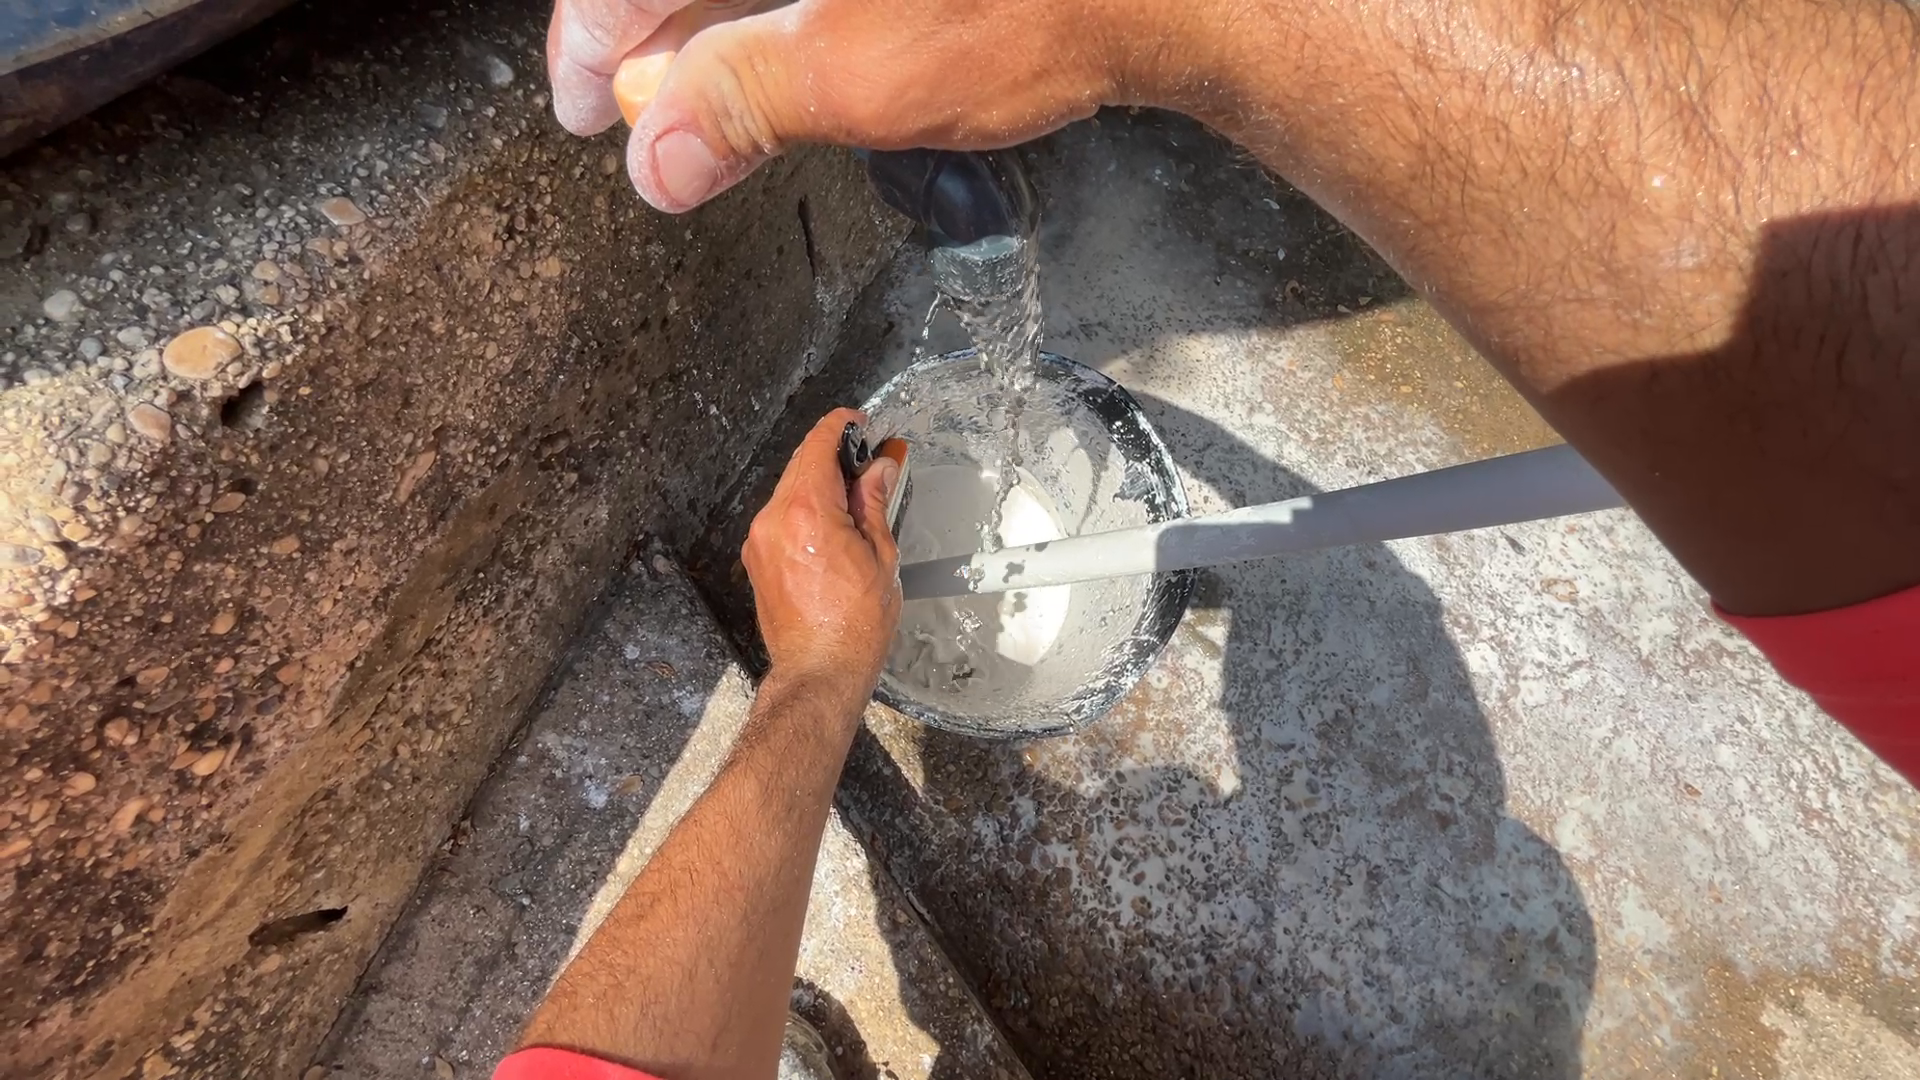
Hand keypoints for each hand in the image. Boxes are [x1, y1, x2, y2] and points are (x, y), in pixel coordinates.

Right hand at [547, 0, 1221, 211]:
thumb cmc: (1028, 9)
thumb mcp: (862, 75)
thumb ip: (744, 108)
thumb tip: (656, 163)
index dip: (591, 44)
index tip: (584, 112)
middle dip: (652, 53)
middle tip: (641, 129)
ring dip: (708, 46)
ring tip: (697, 120)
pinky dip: (766, 27)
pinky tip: (764, 73)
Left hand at [743, 408, 901, 694]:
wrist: (819, 671)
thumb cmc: (856, 624)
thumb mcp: (881, 557)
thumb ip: (874, 503)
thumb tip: (881, 467)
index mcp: (808, 512)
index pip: (818, 446)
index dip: (840, 426)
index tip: (859, 422)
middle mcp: (774, 519)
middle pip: (802, 464)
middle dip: (834, 455)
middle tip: (869, 459)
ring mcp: (760, 539)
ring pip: (790, 489)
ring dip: (821, 482)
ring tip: (856, 494)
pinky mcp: (757, 557)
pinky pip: (781, 515)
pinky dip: (806, 507)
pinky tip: (833, 521)